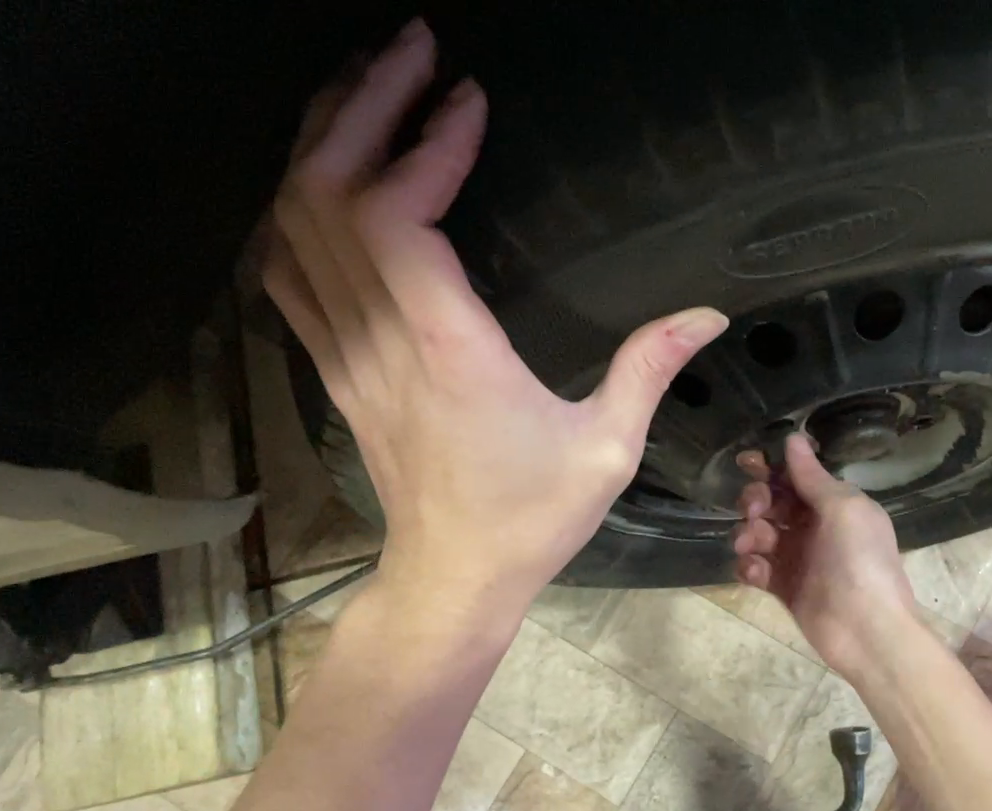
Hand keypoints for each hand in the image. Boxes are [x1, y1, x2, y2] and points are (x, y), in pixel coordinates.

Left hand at [263, 20, 727, 617]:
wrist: (454, 577)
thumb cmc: (531, 519)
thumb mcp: (608, 449)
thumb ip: (649, 370)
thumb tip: (707, 315)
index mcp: (445, 348)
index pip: (398, 214)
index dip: (425, 142)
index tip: (469, 99)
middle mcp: (378, 337)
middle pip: (324, 192)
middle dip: (361, 105)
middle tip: (410, 50)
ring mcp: (342, 352)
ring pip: (290, 221)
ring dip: (321, 143)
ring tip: (368, 91)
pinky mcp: (333, 369)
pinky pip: (284, 268)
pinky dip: (293, 208)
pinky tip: (325, 181)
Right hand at [731, 434, 921, 675]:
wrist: (867, 629)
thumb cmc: (860, 559)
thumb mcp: (844, 508)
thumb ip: (813, 477)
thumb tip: (792, 439)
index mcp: (836, 503)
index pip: (796, 476)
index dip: (771, 468)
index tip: (748, 463)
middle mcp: (815, 526)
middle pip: (773, 501)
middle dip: (756, 500)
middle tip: (754, 511)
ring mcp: (798, 558)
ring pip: (760, 533)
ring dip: (749, 532)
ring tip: (751, 545)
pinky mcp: (784, 587)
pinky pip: (757, 567)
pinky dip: (750, 565)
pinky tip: (755, 571)